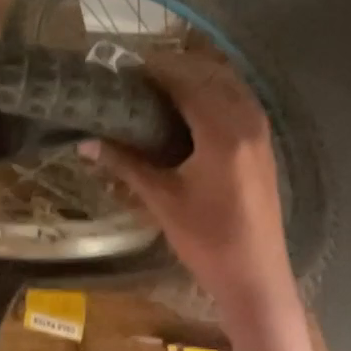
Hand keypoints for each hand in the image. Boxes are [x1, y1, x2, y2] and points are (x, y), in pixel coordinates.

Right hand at [80, 52, 288, 295]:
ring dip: (197, 77)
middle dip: (174, 68)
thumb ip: (125, 162)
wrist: (257, 281)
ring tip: (161, 87)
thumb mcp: (161, 199)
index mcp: (221, 133)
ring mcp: (261, 135)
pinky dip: (215, 92)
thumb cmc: (208, 240)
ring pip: (229, 85)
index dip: (155, 69)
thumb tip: (85, 142)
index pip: (186, 82)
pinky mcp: (265, 147)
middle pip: (210, 75)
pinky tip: (190, 108)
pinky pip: (240, 101)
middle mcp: (246, 124)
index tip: (124, 70)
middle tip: (138, 78)